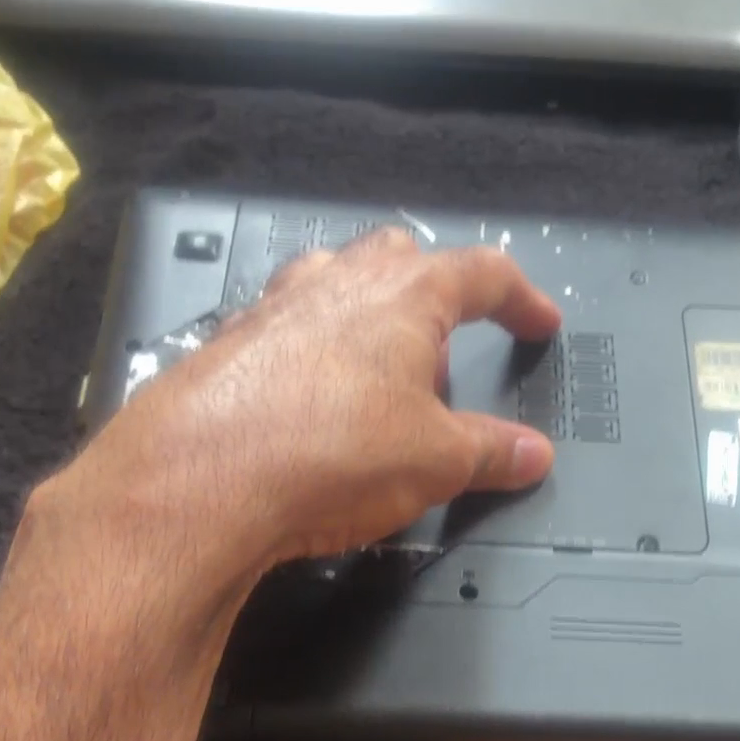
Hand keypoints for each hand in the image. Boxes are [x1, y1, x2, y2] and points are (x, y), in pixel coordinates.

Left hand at [63, 228, 561, 566]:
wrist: (199, 479)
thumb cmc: (336, 451)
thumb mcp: (435, 460)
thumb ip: (492, 451)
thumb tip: (535, 455)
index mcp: (403, 294)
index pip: (483, 274)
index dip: (521, 299)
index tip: (540, 323)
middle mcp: (337, 282)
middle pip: (400, 261)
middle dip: (433, 299)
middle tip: (441, 358)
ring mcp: (275, 307)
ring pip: (334, 286)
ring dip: (368, 320)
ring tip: (377, 379)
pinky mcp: (227, 345)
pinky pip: (287, 331)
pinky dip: (314, 356)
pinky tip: (311, 405)